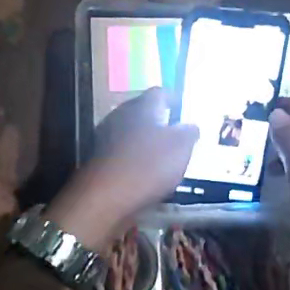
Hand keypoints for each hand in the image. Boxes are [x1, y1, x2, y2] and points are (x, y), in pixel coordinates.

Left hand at [48, 88, 197, 248]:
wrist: (105, 197)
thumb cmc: (149, 165)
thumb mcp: (182, 146)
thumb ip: (189, 132)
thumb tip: (191, 125)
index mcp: (142, 106)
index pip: (160, 93)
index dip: (174, 99)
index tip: (184, 108)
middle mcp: (120, 115)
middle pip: (143, 112)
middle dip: (159, 121)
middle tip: (176, 134)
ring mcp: (105, 137)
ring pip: (131, 133)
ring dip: (145, 142)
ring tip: (163, 156)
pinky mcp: (98, 160)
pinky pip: (122, 154)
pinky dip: (134, 159)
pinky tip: (144, 174)